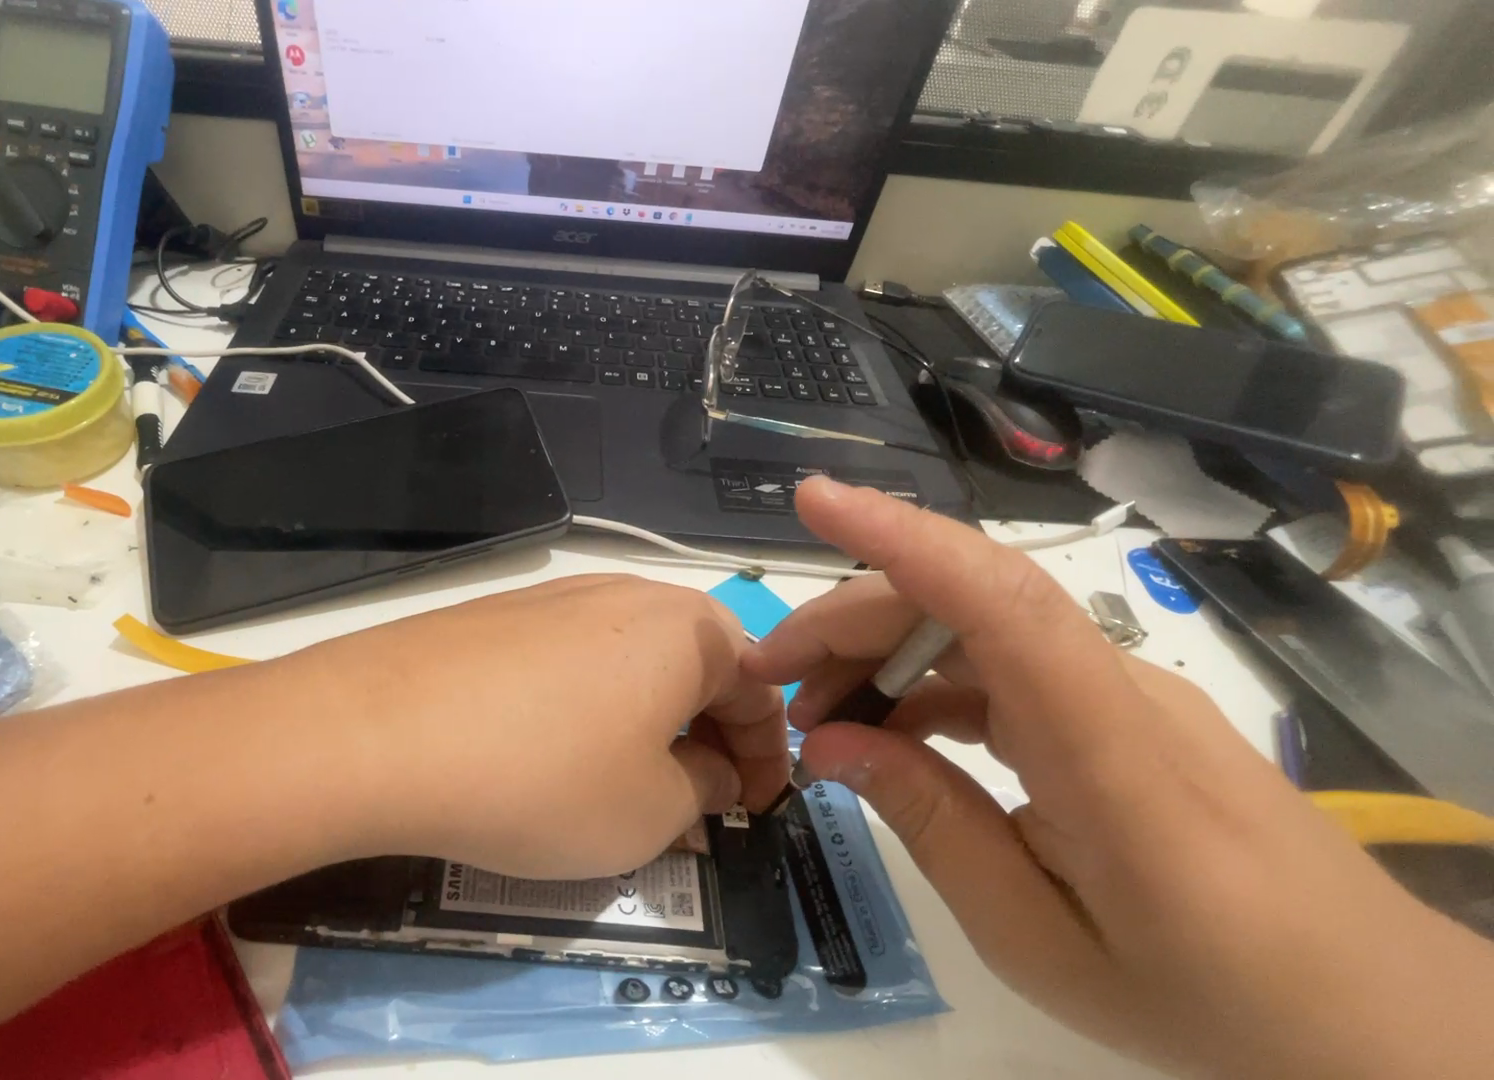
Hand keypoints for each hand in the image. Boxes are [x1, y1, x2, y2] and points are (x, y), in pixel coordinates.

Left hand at [284, 575, 789, 880]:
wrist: (381, 730)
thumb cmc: (545, 778)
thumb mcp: (649, 813)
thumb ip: (704, 792)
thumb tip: (713, 773)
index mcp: (685, 630)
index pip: (760, 689)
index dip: (767, 758)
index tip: (752, 811)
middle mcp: (626, 594)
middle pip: (695, 664)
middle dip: (710, 732)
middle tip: (696, 797)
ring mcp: (554, 596)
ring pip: (631, 659)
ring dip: (648, 716)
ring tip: (625, 776)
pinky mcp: (497, 613)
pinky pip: (571, 657)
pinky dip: (588, 702)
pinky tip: (551, 747)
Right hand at [744, 479, 1493, 1079]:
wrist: (1385, 1025)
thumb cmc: (1213, 1000)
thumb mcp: (1039, 942)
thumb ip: (929, 827)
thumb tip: (829, 741)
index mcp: (1107, 758)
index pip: (1001, 602)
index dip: (902, 538)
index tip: (814, 502)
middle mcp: (1116, 692)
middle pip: (960, 603)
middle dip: (846, 622)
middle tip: (768, 681)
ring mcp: (1120, 690)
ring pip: (972, 628)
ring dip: (879, 654)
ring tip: (814, 719)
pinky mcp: (1115, 705)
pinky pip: (1001, 666)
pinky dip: (925, 683)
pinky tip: (885, 732)